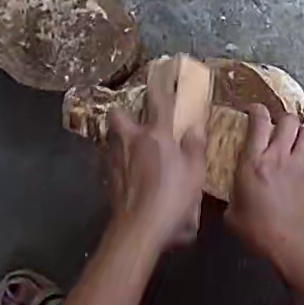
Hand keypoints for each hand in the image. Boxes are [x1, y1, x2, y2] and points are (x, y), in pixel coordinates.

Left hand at [105, 78, 207, 252]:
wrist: (139, 228)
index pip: (159, 103)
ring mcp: (115, 159)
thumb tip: (194, 129)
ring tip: (132, 149)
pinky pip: (111, 161)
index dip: (160, 88)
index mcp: (156, 135)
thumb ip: (195, 148)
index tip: (159, 76)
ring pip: (112, 138)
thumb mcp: (196, 173)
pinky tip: (128, 174)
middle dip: (123, 114)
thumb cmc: (173, 199)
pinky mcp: (107, 178)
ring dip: (120, 139)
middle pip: (118, 116)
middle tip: (136, 123)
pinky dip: (119, 163)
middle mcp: (131, 141)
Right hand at [224, 105, 303, 262]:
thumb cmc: (256, 229)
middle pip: (289, 120)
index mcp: (254, 161)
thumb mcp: (231, 212)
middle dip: (282, 117)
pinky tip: (301, 169)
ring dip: (300, 132)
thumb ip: (229, 196)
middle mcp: (279, 157)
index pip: (259, 121)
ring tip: (292, 139)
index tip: (251, 110)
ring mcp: (300, 167)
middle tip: (274, 124)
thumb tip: (225, 195)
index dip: (256, 109)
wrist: (291, 245)